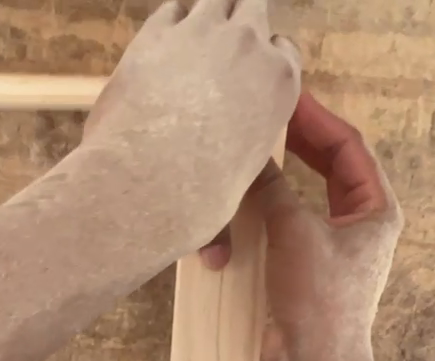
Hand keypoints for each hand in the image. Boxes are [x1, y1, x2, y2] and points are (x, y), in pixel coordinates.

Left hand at [81, 0, 301, 256]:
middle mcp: (250, 47)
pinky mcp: (160, 32)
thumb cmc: (193, 202)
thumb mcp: (221, 209)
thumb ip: (220, 226)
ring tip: (191, 35)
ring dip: (206, 13)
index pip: (283, 52)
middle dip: (239, 21)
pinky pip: (171, 8)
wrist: (150, 182)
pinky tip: (159, 44)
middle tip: (221, 39)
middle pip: (253, 8)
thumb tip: (218, 261)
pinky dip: (169, 21)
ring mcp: (205, 32)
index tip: (247, 72)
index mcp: (279, 86)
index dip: (264, 59)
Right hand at [250, 93, 400, 360]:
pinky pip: (288, 231)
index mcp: (376, 211)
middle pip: (329, 170)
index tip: (287, 100)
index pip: (348, 148)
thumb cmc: (319, 299)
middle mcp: (360, 227)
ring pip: (307, 200)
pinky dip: (269, 216)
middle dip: (299, 146)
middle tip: (269, 121)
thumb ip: (274, 191)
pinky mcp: (309, 274)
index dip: (316, 121)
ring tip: (258, 159)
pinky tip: (250, 207)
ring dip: (281, 182)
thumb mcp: (295, 233)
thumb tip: (252, 162)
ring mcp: (334, 252)